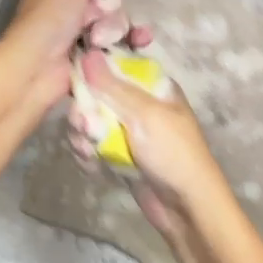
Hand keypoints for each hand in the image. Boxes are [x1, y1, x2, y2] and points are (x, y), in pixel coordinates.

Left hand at [0, 0, 148, 106]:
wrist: (33, 72)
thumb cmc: (45, 22)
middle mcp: (72, 1)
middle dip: (108, 4)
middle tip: (93, 14)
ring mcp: (83, 27)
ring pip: (117, 16)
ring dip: (111, 27)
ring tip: (94, 40)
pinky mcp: (93, 51)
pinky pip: (121, 39)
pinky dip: (129, 40)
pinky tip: (139, 41)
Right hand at [73, 50, 229, 243]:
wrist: (186, 208)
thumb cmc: (173, 153)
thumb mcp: (145, 114)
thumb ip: (113, 86)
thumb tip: (87, 53)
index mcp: (152, 86)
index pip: (114, 65)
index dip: (92, 70)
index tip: (77, 81)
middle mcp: (138, 104)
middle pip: (95, 94)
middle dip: (84, 112)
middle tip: (85, 127)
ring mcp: (126, 130)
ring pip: (89, 121)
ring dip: (83, 136)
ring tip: (89, 152)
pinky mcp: (117, 153)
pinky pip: (91, 145)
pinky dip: (87, 154)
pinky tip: (92, 165)